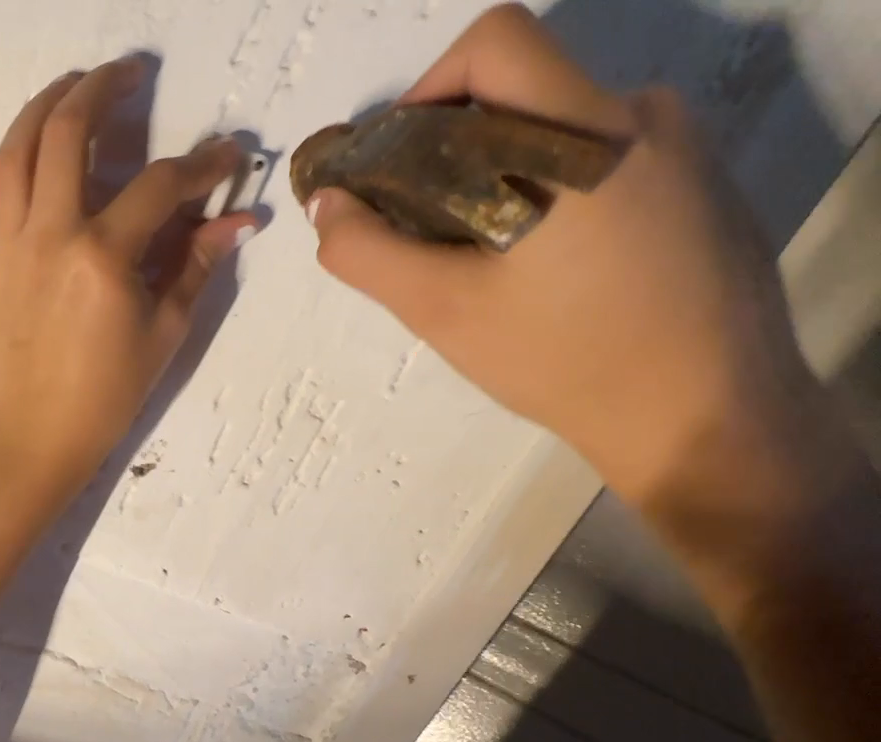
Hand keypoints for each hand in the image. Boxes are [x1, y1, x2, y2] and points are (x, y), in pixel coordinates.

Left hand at [0, 59, 256, 496]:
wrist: (40, 435)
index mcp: (103, 254)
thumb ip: (196, 266)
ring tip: (65, 87)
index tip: (225, 159)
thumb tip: (234, 219)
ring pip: (14, 157)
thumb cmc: (108, 393)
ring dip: (39, 108)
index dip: (202, 165)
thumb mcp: (165, 331)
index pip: (160, 184)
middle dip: (102, 90)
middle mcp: (50, 237)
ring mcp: (7, 252)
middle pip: (69, 135)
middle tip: (126, 75)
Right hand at [307, 4, 826, 507]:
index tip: (400, 161)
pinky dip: (547, 187)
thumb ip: (367, 250)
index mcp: (583, 134)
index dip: (427, 87)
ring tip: (480, 255)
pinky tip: (541, 265)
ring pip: (557, 124)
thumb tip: (326, 202)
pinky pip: (600, 155)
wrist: (704, 409)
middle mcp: (643, 116)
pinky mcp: (698, 181)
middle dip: (452, 145)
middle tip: (424, 225)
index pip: (495, 43)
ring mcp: (683, 146)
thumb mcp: (440, 309)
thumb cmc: (563, 357)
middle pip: (521, 86)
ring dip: (499, 171)